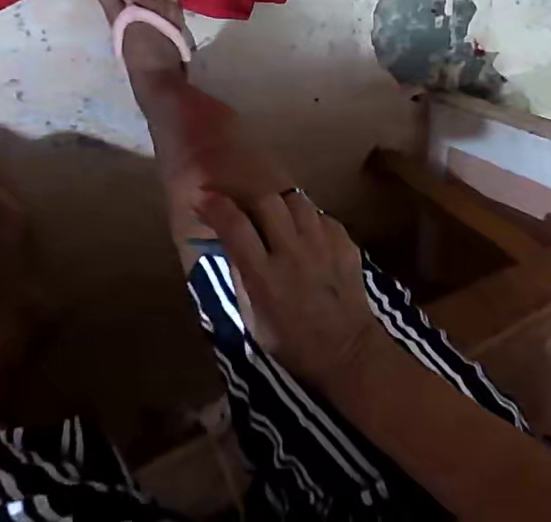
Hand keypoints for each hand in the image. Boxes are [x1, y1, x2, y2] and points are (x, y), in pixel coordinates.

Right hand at [198, 189, 385, 390]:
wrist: (348, 353)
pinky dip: (307, 218)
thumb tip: (229, 244)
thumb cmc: (293, 344)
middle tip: (241, 205)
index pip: (235, 226)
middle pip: (265, 201)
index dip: (215, 207)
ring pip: (295, 199)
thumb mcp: (253, 320)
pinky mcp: (344, 242)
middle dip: (247, 197)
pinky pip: (320, 214)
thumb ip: (240, 277)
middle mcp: (292, 252)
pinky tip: (303, 232)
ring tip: (274, 215)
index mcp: (265, 276)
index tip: (202, 198)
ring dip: (278, 203)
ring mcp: (321, 243)